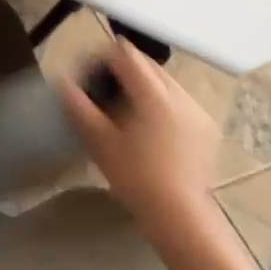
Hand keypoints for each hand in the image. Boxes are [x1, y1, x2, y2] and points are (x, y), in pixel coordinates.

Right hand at [58, 38, 221, 228]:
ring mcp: (197, 111)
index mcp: (153, 94)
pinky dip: (162, 103)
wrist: (179, 214)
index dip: (102, 56)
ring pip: (165, 82)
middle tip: (102, 91)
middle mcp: (179, 95)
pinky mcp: (207, 129)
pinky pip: (180, 102)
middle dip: (123, 70)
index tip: (87, 74)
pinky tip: (150, 128)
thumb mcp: (99, 141)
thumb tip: (63, 82)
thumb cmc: (134, 177)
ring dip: (143, 85)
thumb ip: (79, 106)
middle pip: (148, 64)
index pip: (126, 54)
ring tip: (125, 110)